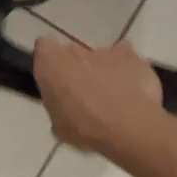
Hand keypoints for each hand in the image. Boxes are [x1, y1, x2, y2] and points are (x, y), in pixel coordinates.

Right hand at [32, 38, 163, 152]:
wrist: (129, 127)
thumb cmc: (85, 128)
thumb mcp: (59, 126)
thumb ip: (57, 107)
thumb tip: (63, 108)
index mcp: (49, 63)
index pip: (43, 48)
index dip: (50, 62)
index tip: (55, 78)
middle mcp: (74, 50)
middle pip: (72, 52)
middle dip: (77, 67)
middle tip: (84, 92)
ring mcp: (104, 51)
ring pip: (99, 56)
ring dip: (102, 70)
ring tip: (114, 96)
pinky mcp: (131, 55)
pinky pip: (125, 58)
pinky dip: (127, 69)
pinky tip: (133, 89)